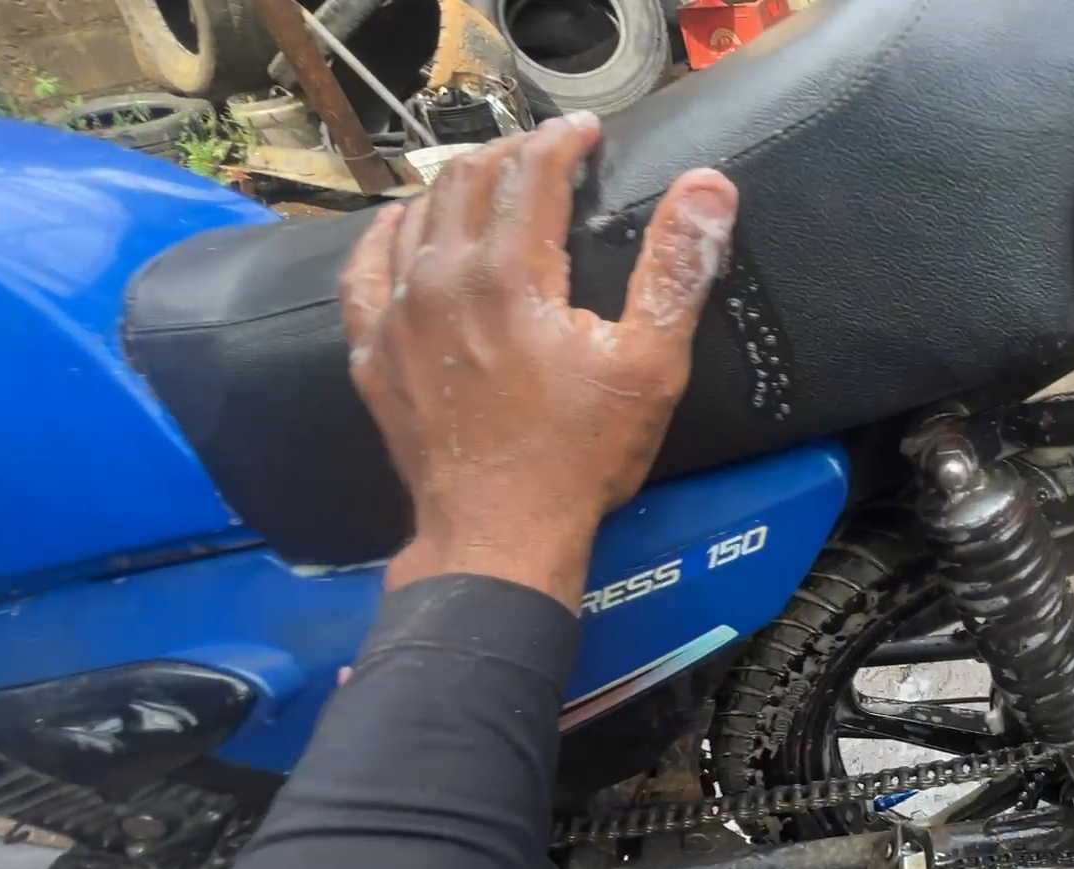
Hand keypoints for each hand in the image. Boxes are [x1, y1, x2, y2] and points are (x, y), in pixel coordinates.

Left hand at [339, 112, 738, 608]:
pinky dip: (388, 234)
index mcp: (512, 272)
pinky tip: (403, 229)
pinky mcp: (372, 353)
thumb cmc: (583, 453)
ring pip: (416, 217)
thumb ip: (676, 272)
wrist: (500, 531)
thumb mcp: (651, 366)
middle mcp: (442, 276)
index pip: (533, 174)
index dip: (563, 142)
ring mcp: (396, 314)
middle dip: (510, 155)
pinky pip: (364, 268)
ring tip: (485, 180)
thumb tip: (709, 188)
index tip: (586, 132)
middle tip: (544, 153)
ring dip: (455, 187)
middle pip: (468, 184)